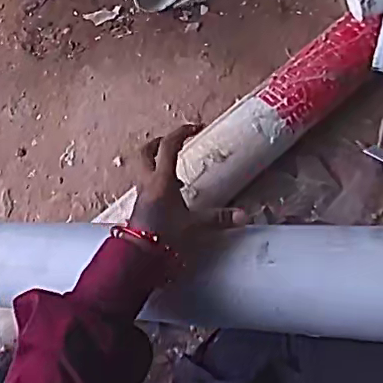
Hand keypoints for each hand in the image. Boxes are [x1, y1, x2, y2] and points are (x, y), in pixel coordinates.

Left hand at [126, 123, 244, 251]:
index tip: (195, 128)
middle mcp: (148, 181)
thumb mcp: (193, 224)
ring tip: (176, 171)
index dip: (181, 133)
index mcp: (161, 179)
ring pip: (144, 166)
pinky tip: (170, 193)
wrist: (139, 255)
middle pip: (146, 150)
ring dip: (157, 161)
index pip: (168, 146)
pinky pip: (146, 182)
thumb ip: (218, 218)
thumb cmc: (164, 236)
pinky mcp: (139, 203)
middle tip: (175, 142)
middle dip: (159, 142)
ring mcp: (141, 192)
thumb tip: (243, 216)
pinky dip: (157, 179)